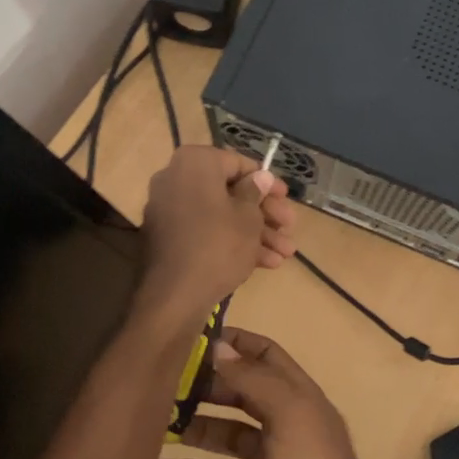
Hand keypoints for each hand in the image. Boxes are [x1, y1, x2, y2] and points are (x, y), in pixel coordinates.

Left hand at [139, 147, 295, 319]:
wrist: (175, 295)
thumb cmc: (219, 245)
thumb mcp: (248, 217)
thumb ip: (255, 192)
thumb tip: (260, 177)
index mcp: (195, 163)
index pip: (238, 163)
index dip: (267, 182)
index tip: (286, 197)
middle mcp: (176, 179)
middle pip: (230, 191)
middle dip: (264, 213)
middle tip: (289, 227)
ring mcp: (169, 210)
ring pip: (220, 214)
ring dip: (255, 232)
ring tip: (285, 253)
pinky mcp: (168, 237)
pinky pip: (205, 230)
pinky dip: (231, 241)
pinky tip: (265, 263)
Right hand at [156, 328, 396, 458]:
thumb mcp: (290, 414)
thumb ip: (254, 379)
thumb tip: (218, 347)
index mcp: (298, 397)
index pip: (265, 356)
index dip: (235, 344)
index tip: (192, 341)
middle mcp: (284, 424)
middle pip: (240, 395)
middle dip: (206, 389)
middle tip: (162, 387)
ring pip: (226, 437)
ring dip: (195, 430)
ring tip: (155, 426)